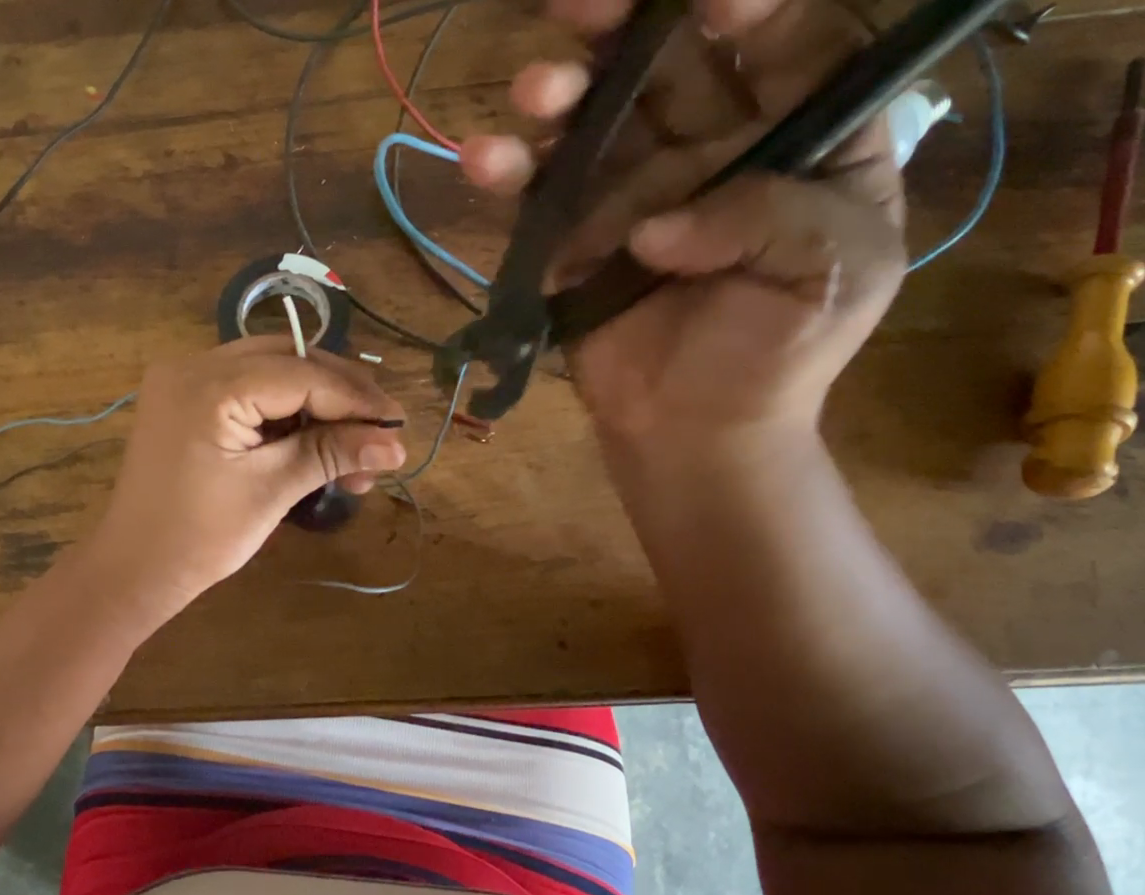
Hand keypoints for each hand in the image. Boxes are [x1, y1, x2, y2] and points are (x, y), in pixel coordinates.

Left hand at [85, 336, 406, 611]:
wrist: (133, 569)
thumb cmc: (198, 538)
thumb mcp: (270, 490)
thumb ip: (330, 454)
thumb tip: (396, 444)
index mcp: (208, 385)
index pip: (301, 374)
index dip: (355, 399)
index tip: (398, 426)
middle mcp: (191, 366)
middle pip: (287, 361)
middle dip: (339, 396)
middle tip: (382, 433)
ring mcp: (183, 381)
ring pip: (269, 375)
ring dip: (315, 407)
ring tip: (355, 455)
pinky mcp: (183, 402)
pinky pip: (246, 392)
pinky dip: (283, 415)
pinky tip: (316, 446)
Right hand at [459, 0, 905, 446]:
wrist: (695, 431)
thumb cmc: (783, 351)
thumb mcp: (833, 274)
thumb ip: (771, 221)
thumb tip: (652, 224)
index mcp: (803, 137)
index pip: (787, 43)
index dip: (752, 8)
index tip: (713, 0)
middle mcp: (713, 146)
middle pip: (671, 60)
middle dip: (625, 24)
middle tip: (579, 4)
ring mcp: (633, 188)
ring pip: (594, 115)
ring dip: (559, 92)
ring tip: (537, 91)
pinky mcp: (571, 234)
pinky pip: (537, 189)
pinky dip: (507, 170)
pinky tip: (482, 158)